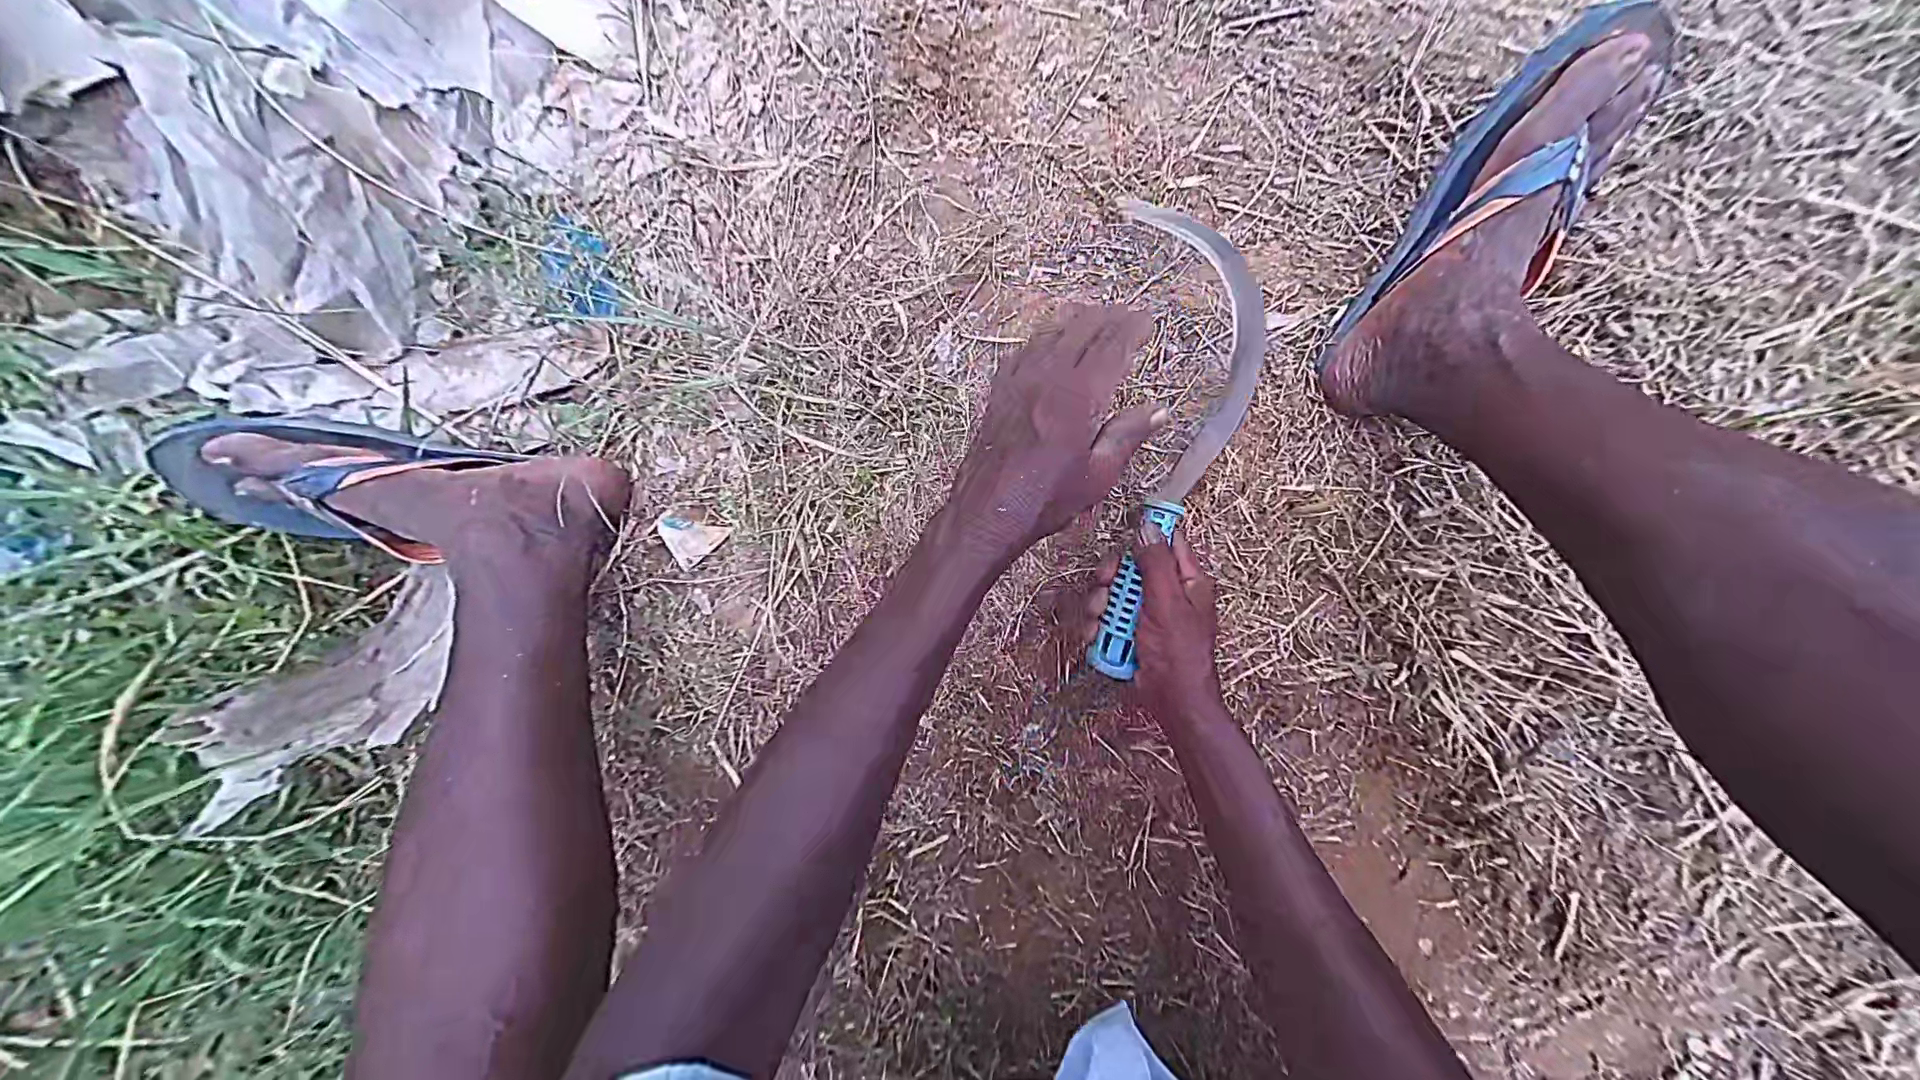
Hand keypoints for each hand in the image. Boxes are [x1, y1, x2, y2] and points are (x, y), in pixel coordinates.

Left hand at [941, 304, 1166, 562]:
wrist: (986, 514)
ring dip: (1073, 321)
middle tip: (1125, 315)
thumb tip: (1158, 411)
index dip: (1131, 330)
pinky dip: (1040, 339)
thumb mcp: (1097, 475)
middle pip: (1079, 331)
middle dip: (1107, 318)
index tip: (1146, 322)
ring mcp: (1017, 384)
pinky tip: (1045, 343)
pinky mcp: (998, 394)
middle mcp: (1045, 380)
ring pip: (1048, 335)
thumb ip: (1127, 436)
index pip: (1111, 347)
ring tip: (1091, 316)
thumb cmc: (1044, 501)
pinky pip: (1021, 353)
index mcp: (1077, 397)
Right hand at [1074, 524, 1221, 720]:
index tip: (1126, 538)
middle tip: (1108, 589)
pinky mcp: (1128, 632)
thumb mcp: (1168, 602)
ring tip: (1104, 624)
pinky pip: (1105, 619)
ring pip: (1112, 594)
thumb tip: (1148, 527)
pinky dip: (1099, 628)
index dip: (1146, 536)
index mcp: (1187, 581)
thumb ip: (1156, 563)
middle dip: (1112, 581)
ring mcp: (1145, 613)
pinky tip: (1100, 638)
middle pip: (1129, 568)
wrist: (1171, 700)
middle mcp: (1166, 593)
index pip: (1168, 542)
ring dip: (1101, 608)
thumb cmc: (1180, 654)